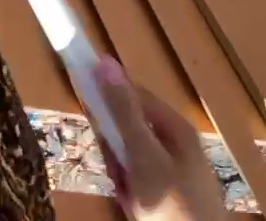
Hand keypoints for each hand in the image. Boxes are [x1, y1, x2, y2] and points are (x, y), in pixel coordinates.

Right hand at [96, 58, 226, 220]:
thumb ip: (122, 110)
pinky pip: (137, 181)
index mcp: (175, 128)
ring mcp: (172, 173)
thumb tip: (104, 59)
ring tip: (127, 193)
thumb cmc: (173, 205)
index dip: (109, 100)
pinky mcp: (167, 196)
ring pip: (129, 156)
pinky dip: (129, 192)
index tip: (89, 111)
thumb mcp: (143, 155)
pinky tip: (134, 208)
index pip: (132, 94)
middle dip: (114, 147)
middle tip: (114, 167)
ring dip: (120, 172)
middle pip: (128, 127)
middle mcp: (175, 145)